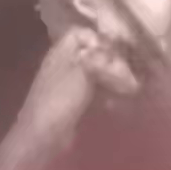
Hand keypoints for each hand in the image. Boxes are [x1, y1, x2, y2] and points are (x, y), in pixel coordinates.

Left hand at [13, 27, 133, 144]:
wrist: (43, 136)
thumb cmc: (61, 98)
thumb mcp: (83, 71)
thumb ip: (101, 58)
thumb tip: (117, 56)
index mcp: (60, 52)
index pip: (79, 33)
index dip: (97, 39)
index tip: (113, 51)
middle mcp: (64, 64)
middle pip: (90, 53)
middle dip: (110, 61)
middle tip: (126, 72)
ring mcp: (68, 84)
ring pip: (94, 73)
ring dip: (111, 78)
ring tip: (127, 87)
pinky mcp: (73, 103)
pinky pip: (93, 92)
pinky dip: (105, 94)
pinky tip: (115, 103)